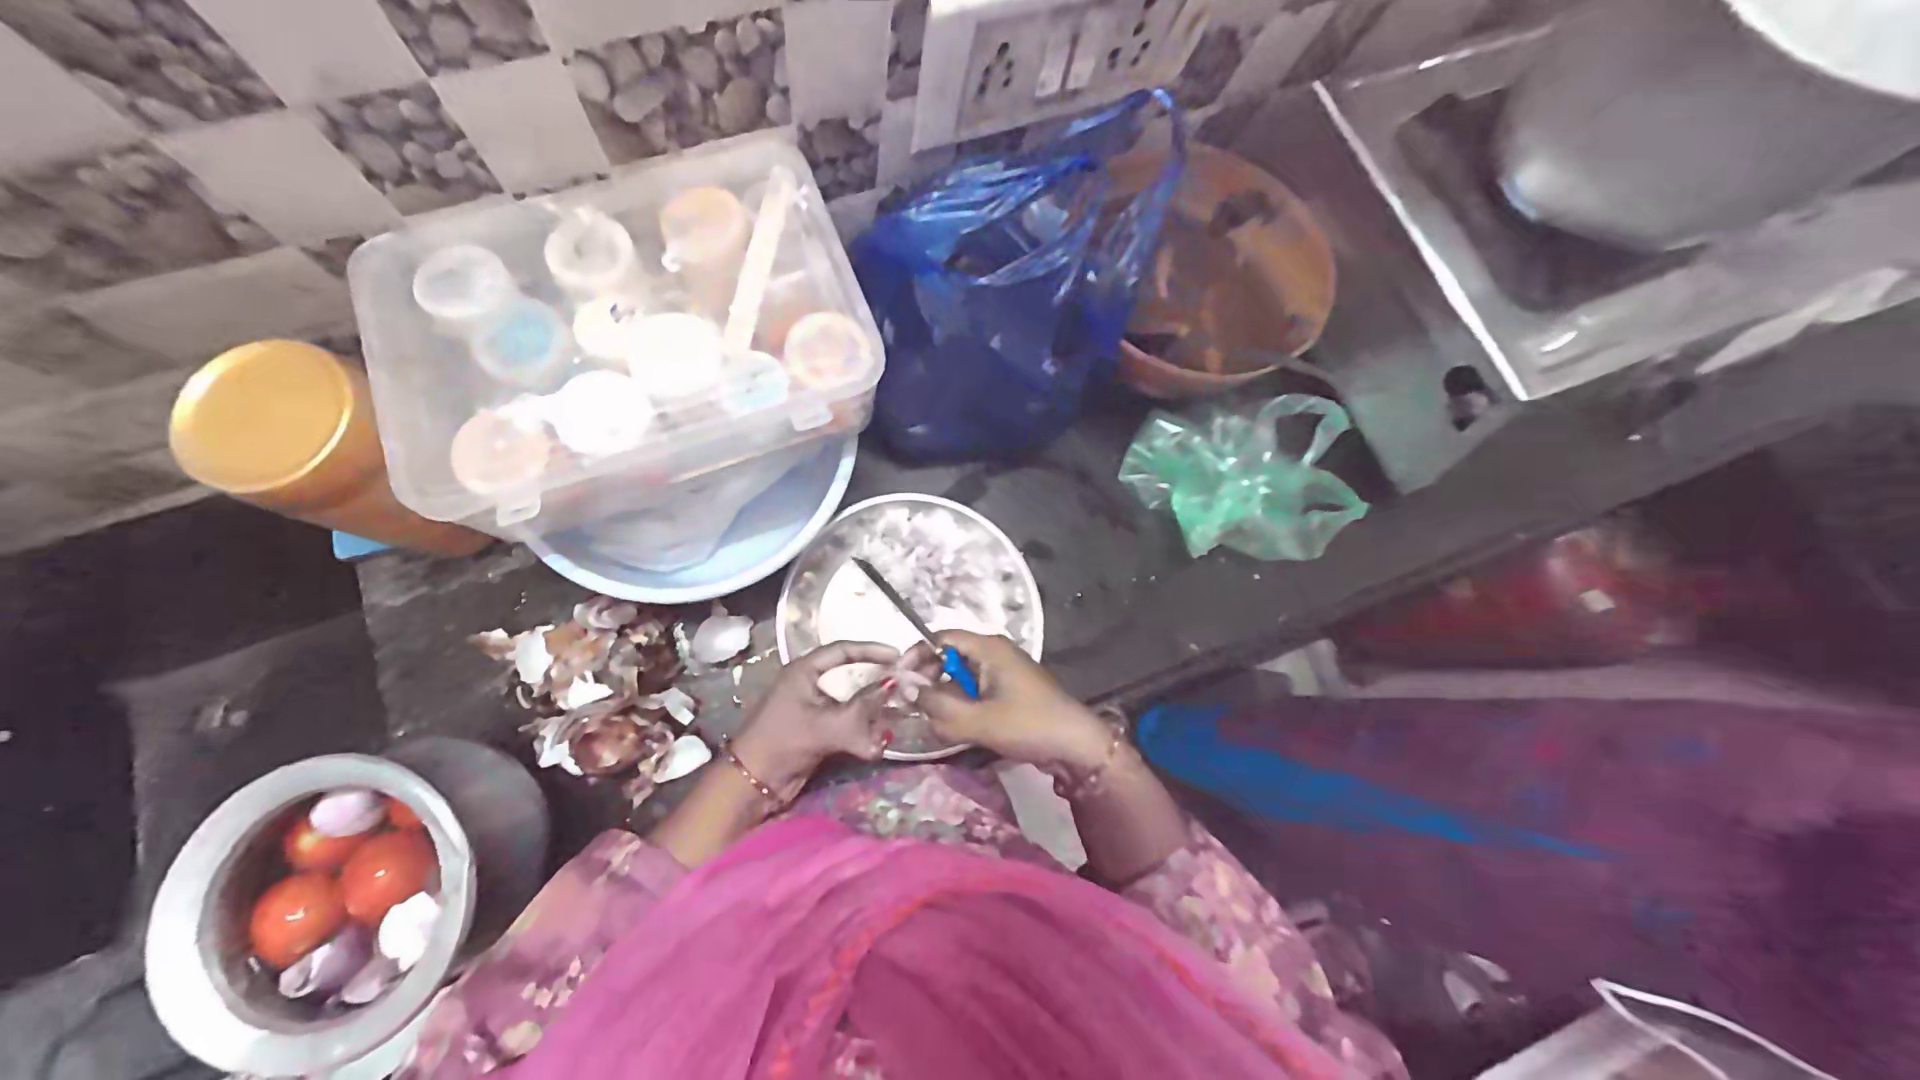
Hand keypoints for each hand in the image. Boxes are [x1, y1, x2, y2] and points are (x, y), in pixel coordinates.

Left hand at [731, 641, 899, 798]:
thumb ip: (862, 708)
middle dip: (876, 684)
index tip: (897, 655)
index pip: (842, 650)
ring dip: (872, 712)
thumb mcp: (825, 725)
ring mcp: (814, 709)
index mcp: (804, 671)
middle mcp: (810, 685)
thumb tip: (894, 686)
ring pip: (852, 703)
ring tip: (895, 716)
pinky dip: (863, 729)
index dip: (871, 650)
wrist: (753, 784)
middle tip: (902, 687)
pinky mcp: (818, 731)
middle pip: (851, 676)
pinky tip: (879, 738)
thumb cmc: (782, 742)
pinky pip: (848, 723)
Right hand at [914, 630, 1111, 771]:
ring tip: (937, 723)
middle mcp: (994, 654)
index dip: (917, 654)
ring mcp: (1002, 673)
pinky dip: (963, 707)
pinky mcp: (1008, 693)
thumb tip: (908, 690)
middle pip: (949, 658)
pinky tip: (958, 730)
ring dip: (946, 699)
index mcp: (989, 648)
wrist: (1077, 745)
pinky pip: (975, 692)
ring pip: (960, 679)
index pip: (942, 638)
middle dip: (930, 681)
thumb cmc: (1029, 725)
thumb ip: (939, 706)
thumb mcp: (978, 720)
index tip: (900, 678)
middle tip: (915, 705)